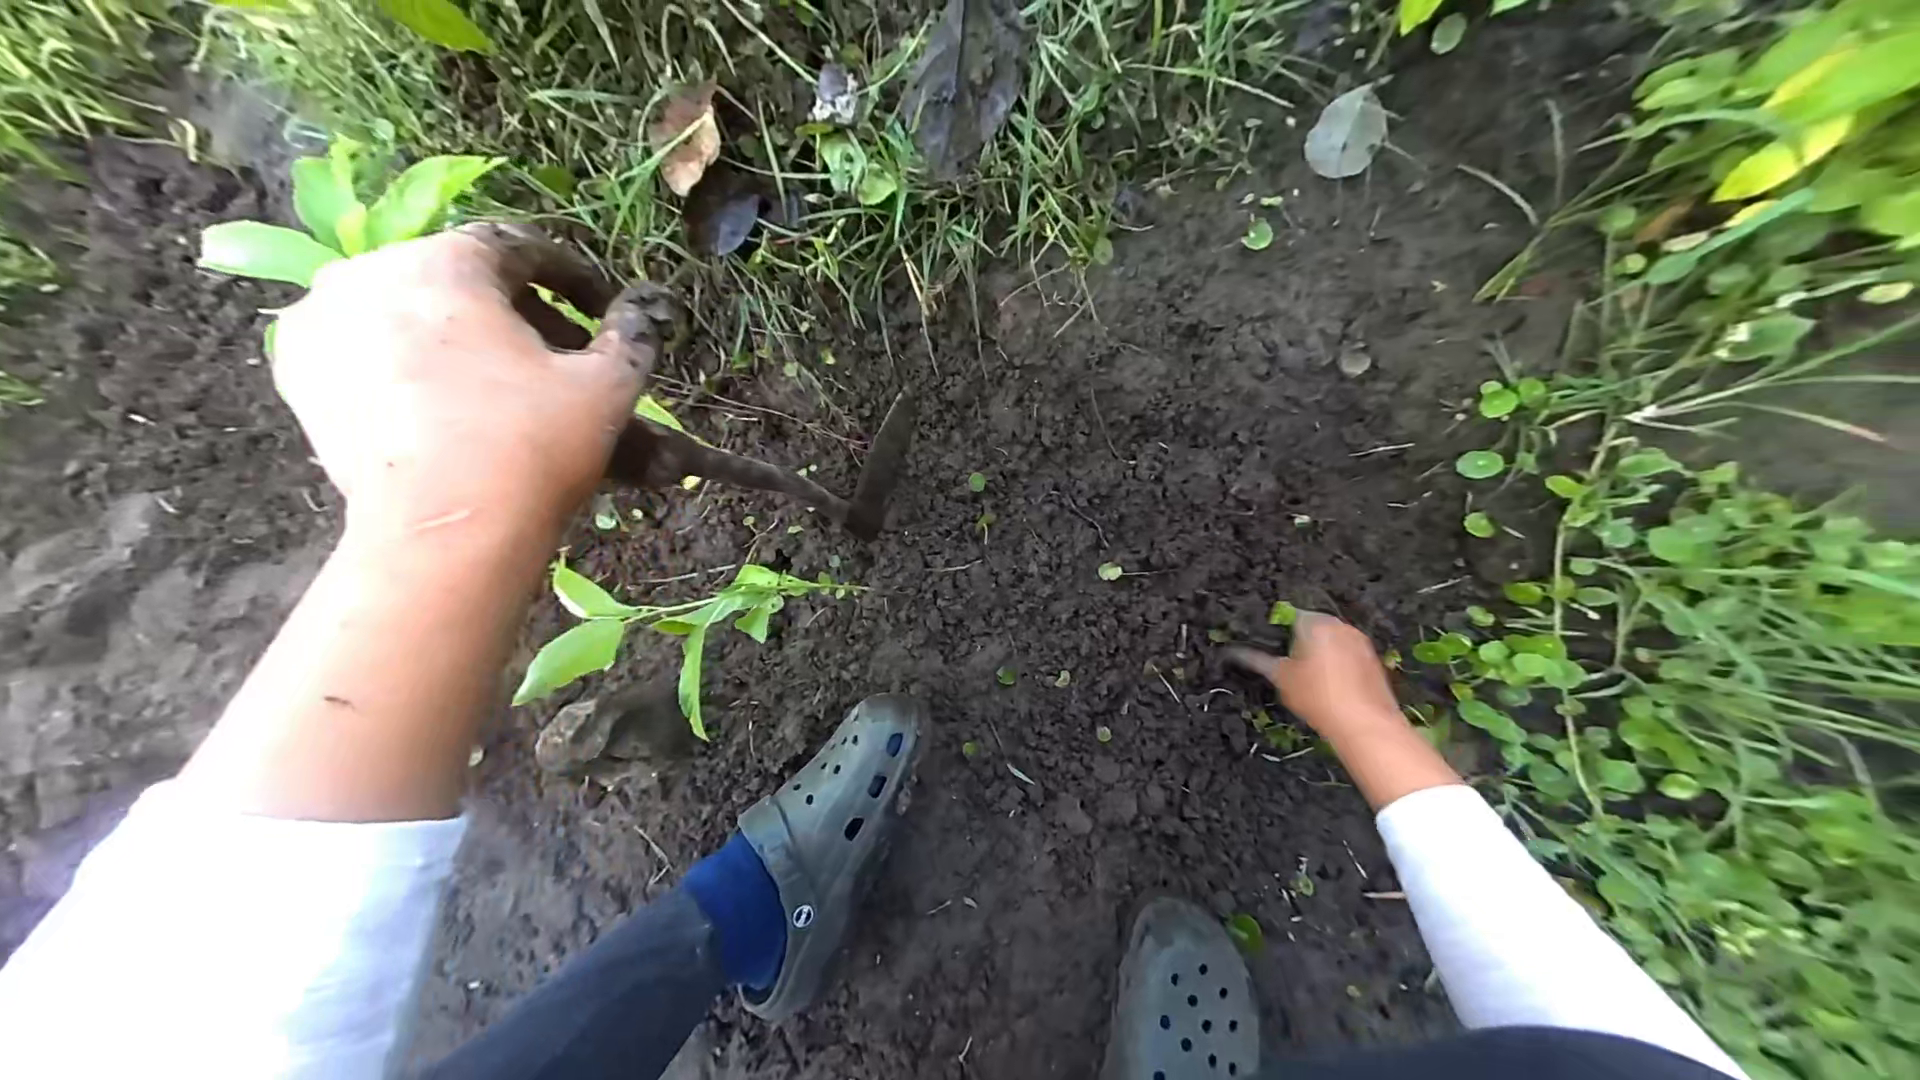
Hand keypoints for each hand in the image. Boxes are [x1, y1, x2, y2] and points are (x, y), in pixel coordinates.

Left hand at [274, 223, 663, 544]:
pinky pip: (376, 350)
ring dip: (473, 338)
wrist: (450, 528)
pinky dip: (424, 365)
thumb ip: (631, 338)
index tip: (603, 311)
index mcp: (444, 266)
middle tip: (565, 356)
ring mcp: (320, 327)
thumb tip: (644, 314)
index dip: (573, 277)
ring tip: (513, 385)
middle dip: (524, 312)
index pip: (518, 248)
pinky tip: (459, 406)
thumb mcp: (606, 387)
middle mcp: (365, 277)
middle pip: (464, 280)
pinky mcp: (302, 378)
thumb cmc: (534, 443)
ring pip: (417, 313)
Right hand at [1231, 612, 1458, 809]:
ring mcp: (1360, 642)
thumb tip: (1234, 652)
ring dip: (1318, 650)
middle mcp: (1340, 625)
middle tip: (1284, 662)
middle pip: (1312, 625)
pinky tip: (1327, 684)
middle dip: (1298, 639)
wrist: (1365, 726)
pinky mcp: (1374, 660)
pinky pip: (1347, 653)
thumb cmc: (1317, 696)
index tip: (1267, 647)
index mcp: (1315, 622)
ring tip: (1305, 675)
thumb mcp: (1279, 677)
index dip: (1275, 630)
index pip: (1288, 615)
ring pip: (1331, 640)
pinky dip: (1336, 662)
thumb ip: (1256, 660)